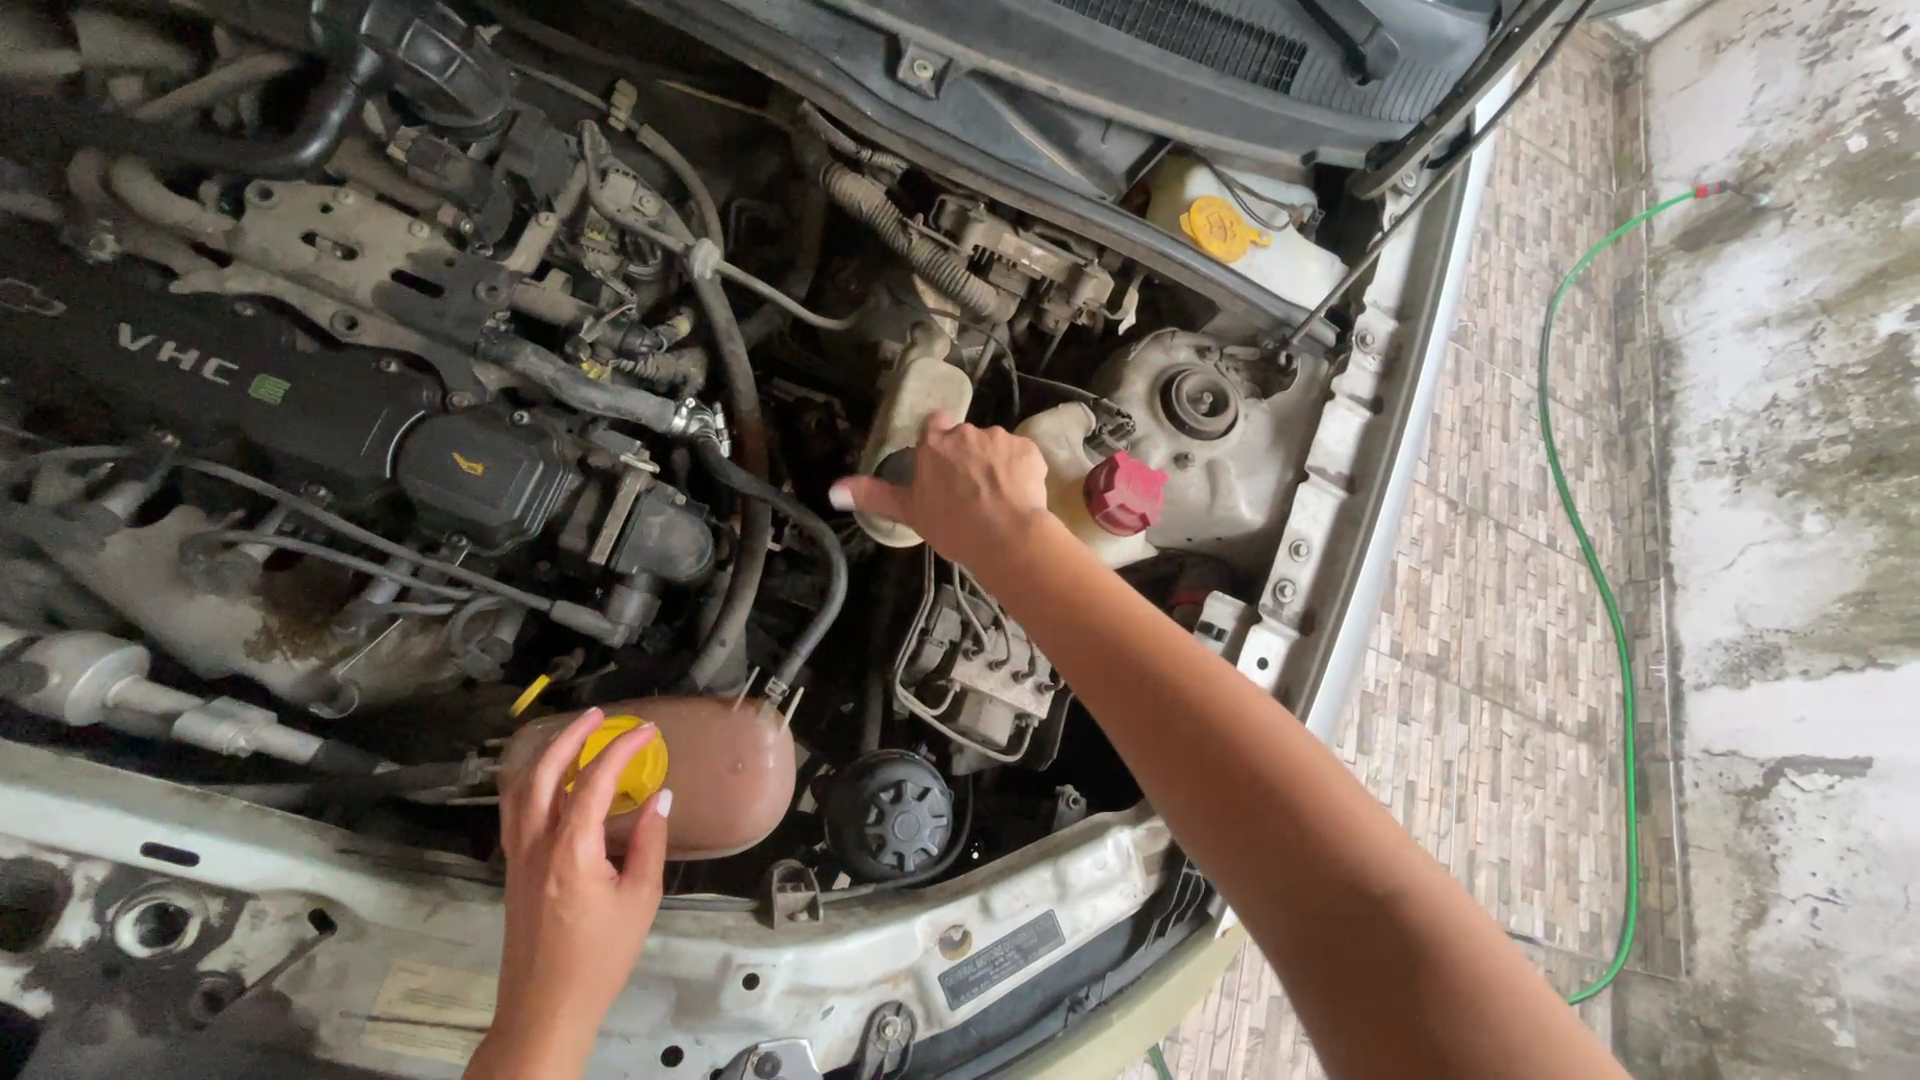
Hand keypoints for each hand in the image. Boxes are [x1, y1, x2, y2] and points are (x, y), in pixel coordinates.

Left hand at [466, 707, 671, 1079]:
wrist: (544, 1009)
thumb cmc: (600, 957)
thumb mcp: (640, 900)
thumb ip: (650, 843)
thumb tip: (661, 798)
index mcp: (570, 851)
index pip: (594, 783)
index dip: (621, 750)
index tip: (648, 732)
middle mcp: (535, 845)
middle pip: (543, 775)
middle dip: (571, 738)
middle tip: (601, 716)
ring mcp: (517, 858)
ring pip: (520, 790)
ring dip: (545, 756)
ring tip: (573, 738)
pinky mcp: (513, 871)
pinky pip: (515, 812)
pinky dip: (531, 783)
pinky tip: (550, 783)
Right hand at [829, 409, 1054, 572]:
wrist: (1006, 536)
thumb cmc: (951, 525)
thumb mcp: (907, 511)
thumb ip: (871, 495)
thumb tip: (831, 490)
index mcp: (935, 443)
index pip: (935, 424)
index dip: (939, 442)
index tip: (942, 465)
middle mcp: (967, 432)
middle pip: (966, 439)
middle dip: (968, 459)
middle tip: (969, 493)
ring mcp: (1001, 439)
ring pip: (996, 448)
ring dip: (995, 466)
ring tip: (996, 500)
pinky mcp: (1030, 450)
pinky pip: (1022, 458)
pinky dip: (1020, 474)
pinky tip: (1017, 498)